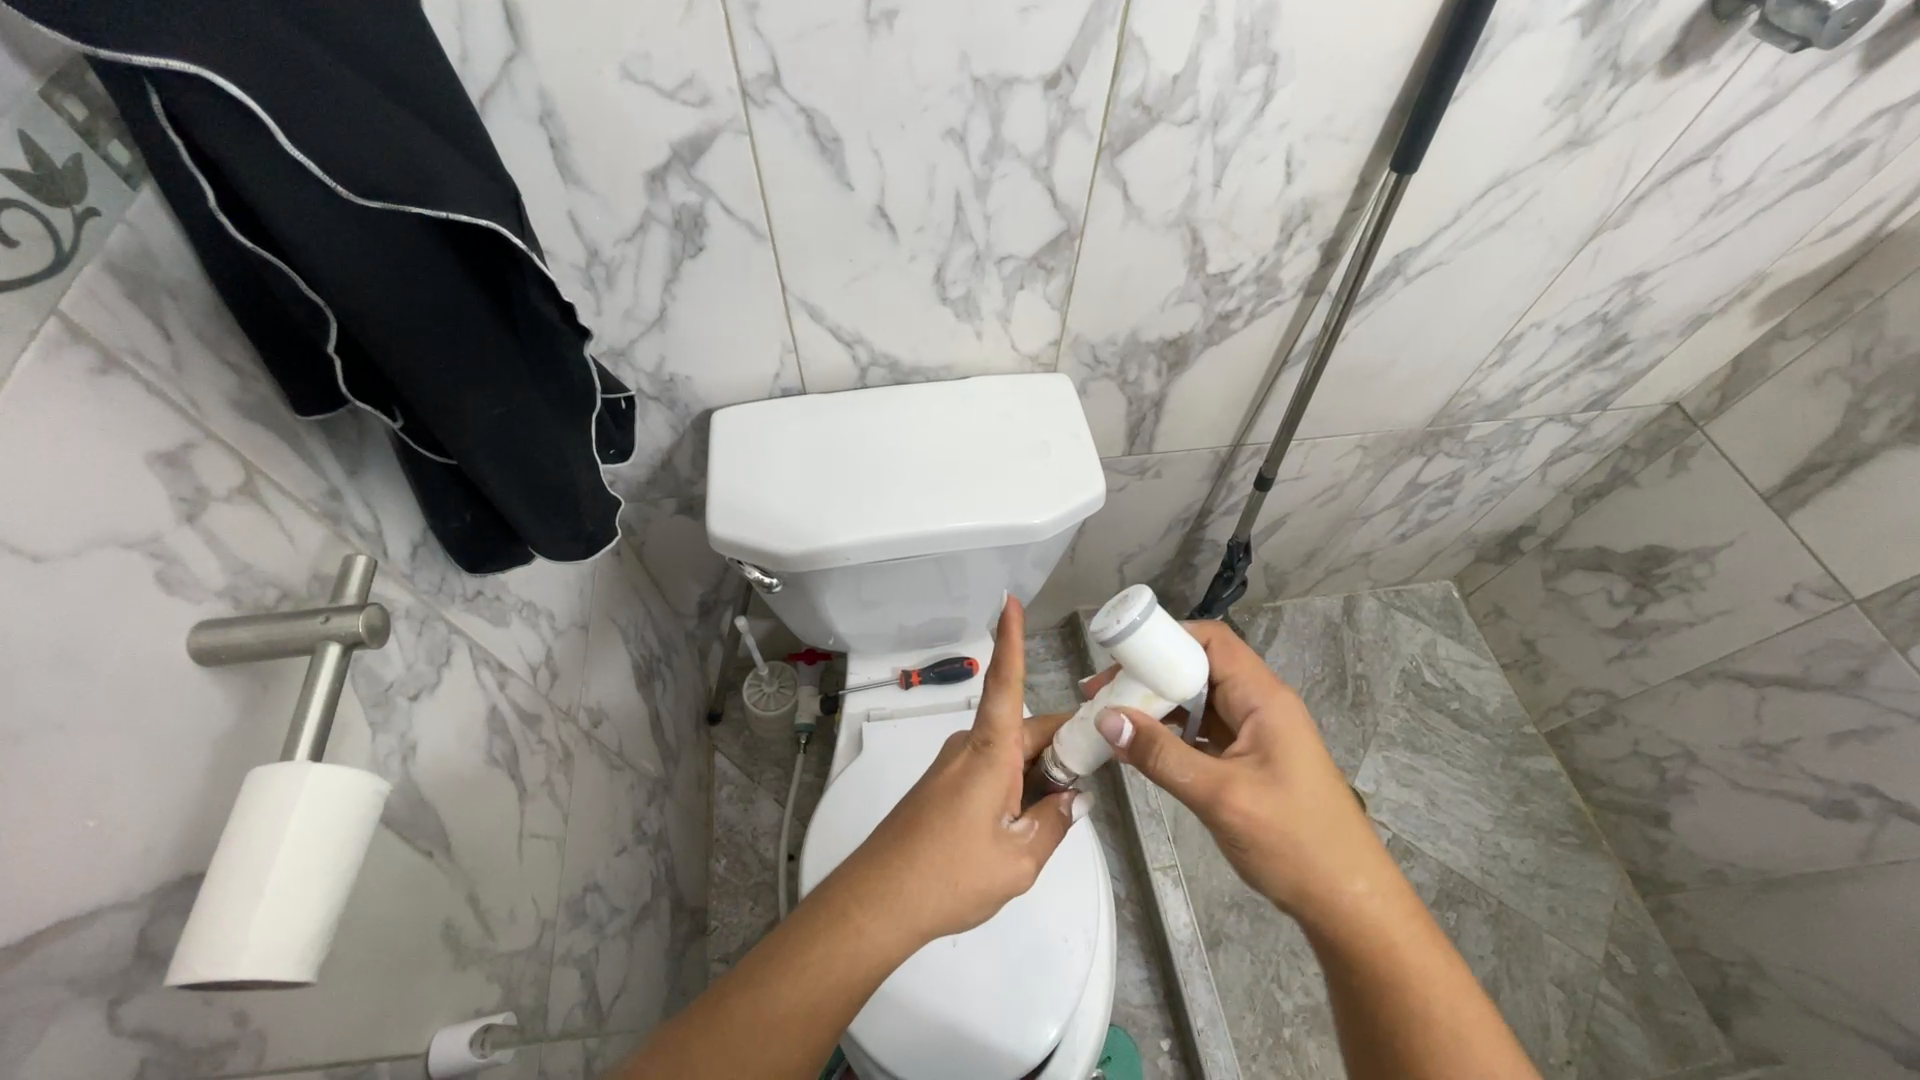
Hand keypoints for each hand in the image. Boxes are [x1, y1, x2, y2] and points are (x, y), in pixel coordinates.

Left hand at [824, 597, 1082, 944]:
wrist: (877, 901)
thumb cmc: (949, 876)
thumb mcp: (1019, 860)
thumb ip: (1054, 823)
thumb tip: (1075, 799)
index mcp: (990, 753)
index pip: (1006, 683)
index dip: (1010, 640)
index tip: (1008, 600)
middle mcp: (970, 748)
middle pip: (1025, 727)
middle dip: (1061, 745)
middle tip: (1096, 774)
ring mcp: (952, 767)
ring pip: (1009, 752)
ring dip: (1039, 771)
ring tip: (1060, 812)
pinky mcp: (942, 787)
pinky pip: (990, 769)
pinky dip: (1015, 784)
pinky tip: (1023, 823)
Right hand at [1086, 620, 1393, 928]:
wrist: (1347, 901)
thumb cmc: (1295, 842)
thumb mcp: (1221, 796)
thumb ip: (1161, 756)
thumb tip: (1107, 719)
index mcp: (1264, 699)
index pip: (1212, 642)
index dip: (1165, 640)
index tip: (1120, 657)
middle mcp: (1259, 707)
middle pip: (1199, 669)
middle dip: (1149, 677)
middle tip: (1100, 695)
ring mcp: (1254, 736)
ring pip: (1197, 703)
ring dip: (1155, 708)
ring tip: (1110, 720)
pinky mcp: (1247, 763)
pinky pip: (1201, 735)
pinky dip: (1169, 737)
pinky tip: (1138, 751)